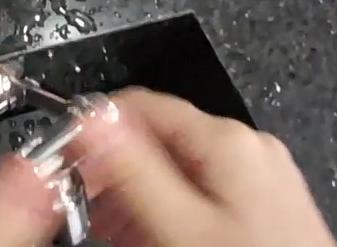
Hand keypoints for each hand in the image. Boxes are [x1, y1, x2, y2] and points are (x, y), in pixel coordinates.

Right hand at [72, 89, 335, 246]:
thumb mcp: (182, 228)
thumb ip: (133, 168)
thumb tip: (89, 115)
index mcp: (229, 138)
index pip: (139, 104)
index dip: (96, 129)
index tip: (68, 159)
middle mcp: (249, 147)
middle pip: (158, 138)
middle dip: (116, 170)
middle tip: (84, 207)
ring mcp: (262, 179)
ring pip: (178, 170)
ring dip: (138, 195)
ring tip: (111, 230)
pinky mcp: (268, 209)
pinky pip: (204, 194)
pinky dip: (170, 210)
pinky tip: (150, 237)